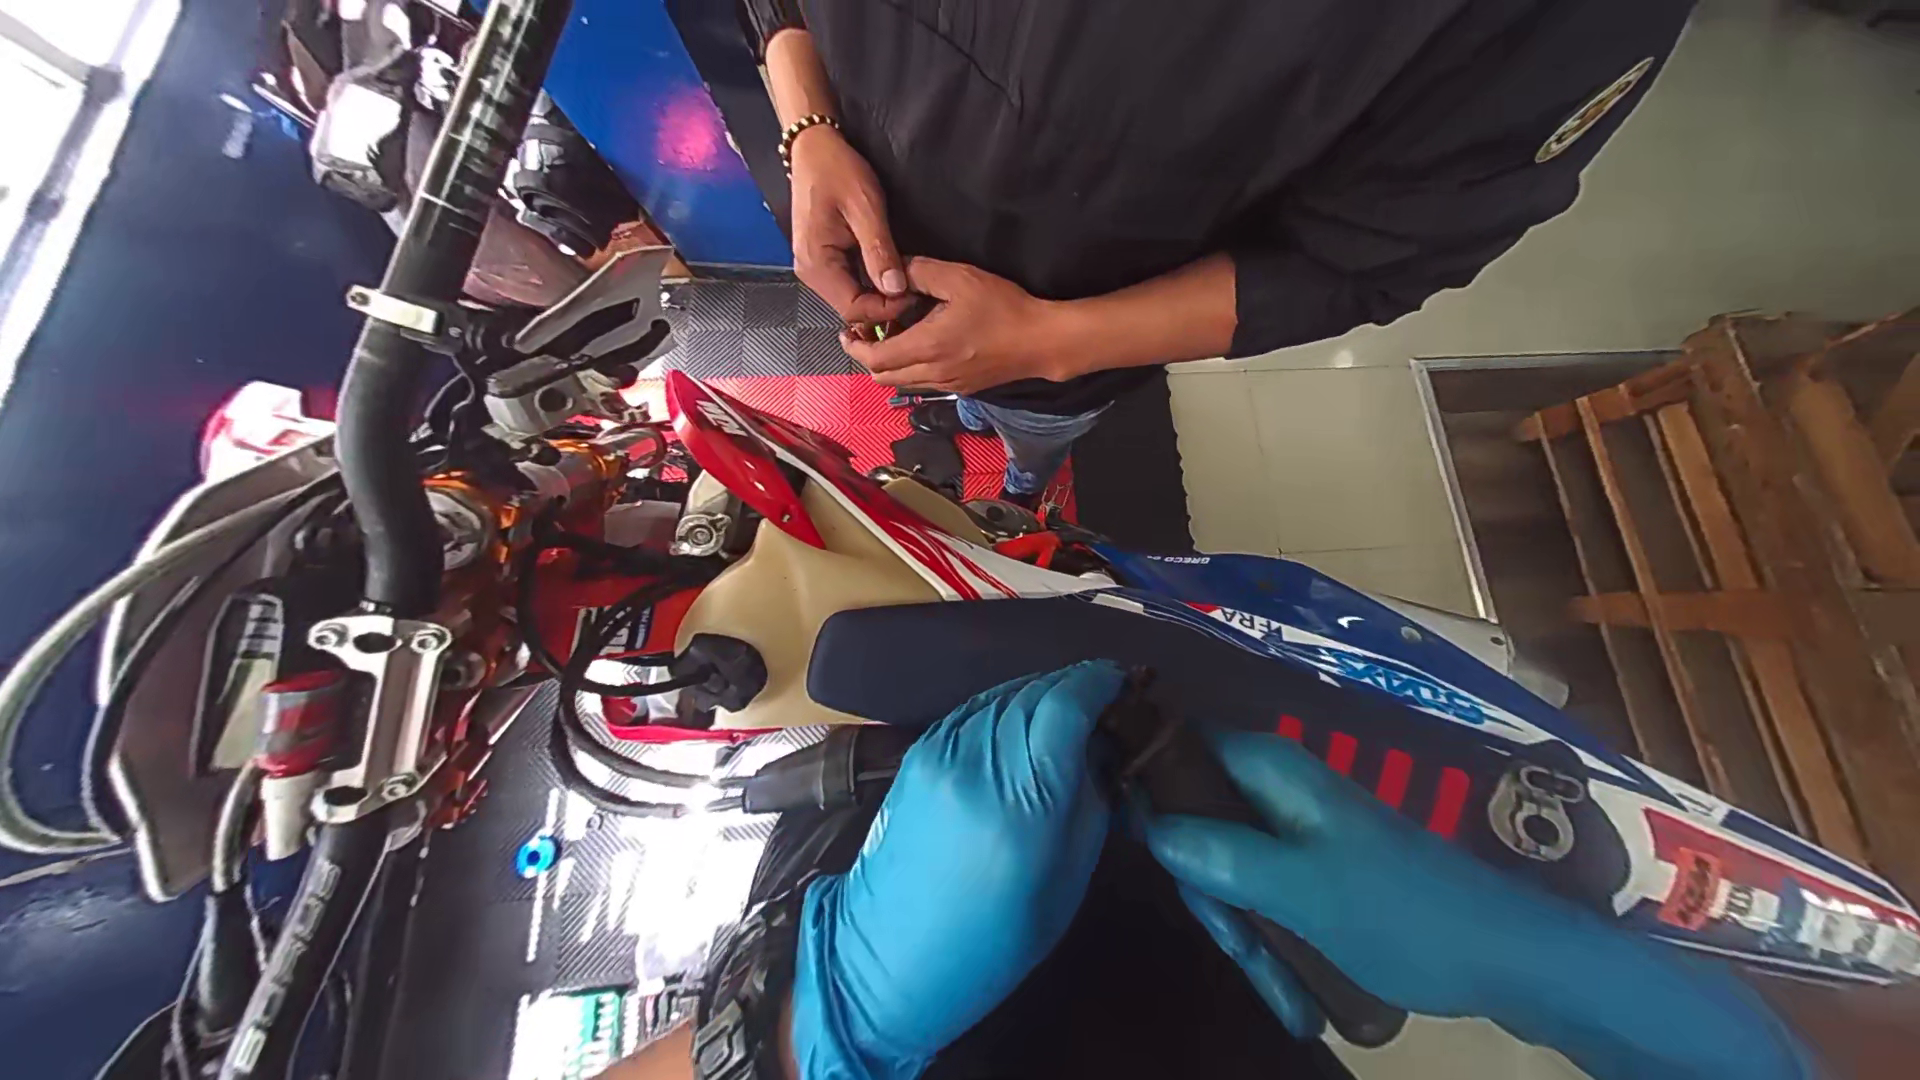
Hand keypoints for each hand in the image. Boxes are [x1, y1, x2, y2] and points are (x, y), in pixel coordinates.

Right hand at [789, 123, 911, 323]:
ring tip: (902, 283)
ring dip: (878, 298)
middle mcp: (811, 273)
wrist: (814, 148)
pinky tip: (886, 275)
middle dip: (883, 307)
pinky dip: (870, 287)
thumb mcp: (865, 208)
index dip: (885, 310)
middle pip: (852, 310)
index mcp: (817, 263)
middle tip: (912, 291)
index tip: (911, 297)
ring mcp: (815, 270)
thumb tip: (896, 289)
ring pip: (852, 301)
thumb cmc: (835, 169)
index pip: (854, 309)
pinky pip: (850, 286)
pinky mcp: (824, 264)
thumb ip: (880, 252)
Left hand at [789, 661, 1123, 1079]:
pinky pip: (973, 709)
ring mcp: (941, 750)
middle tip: (1102, 695)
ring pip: (1004, 693)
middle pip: (1036, 691)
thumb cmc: (995, 937)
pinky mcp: (917, 749)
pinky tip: (1020, 722)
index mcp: (1025, 803)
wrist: (890, 951)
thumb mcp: (1067, 877)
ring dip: (1041, 692)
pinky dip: (1005, 706)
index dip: (1098, 681)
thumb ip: (1092, 797)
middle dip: (1074, 684)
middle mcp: (979, 763)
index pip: (1065, 707)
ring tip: (1066, 707)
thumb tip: (1106, 741)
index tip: (1122, 679)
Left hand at [840, 258, 1079, 394]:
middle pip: (882, 378)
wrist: (1040, 342)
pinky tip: (920, 346)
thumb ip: (921, 272)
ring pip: (901, 384)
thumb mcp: (959, 279)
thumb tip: (894, 271)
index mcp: (927, 347)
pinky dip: (909, 370)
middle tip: (867, 332)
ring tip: (891, 337)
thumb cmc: (1003, 308)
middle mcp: (932, 374)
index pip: (874, 359)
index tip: (847, 330)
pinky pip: (922, 384)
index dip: (854, 347)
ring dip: (889, 365)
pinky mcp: (960, 388)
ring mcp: (946, 385)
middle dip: (867, 357)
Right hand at [1143, 730, 1815, 1079]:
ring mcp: (1284, 823)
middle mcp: (1265, 783)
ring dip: (1241, 927)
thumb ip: (1217, 853)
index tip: (1140, 845)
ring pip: (1222, 860)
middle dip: (1209, 889)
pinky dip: (1265, 934)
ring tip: (1282, 995)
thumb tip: (1142, 824)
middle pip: (1193, 816)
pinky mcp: (1302, 858)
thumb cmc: (1403, 911)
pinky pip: (1254, 885)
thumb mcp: (1301, 888)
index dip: (1146, 784)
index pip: (1174, 745)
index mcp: (1262, 764)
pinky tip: (1293, 992)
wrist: (1513, 960)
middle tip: (1235, 945)